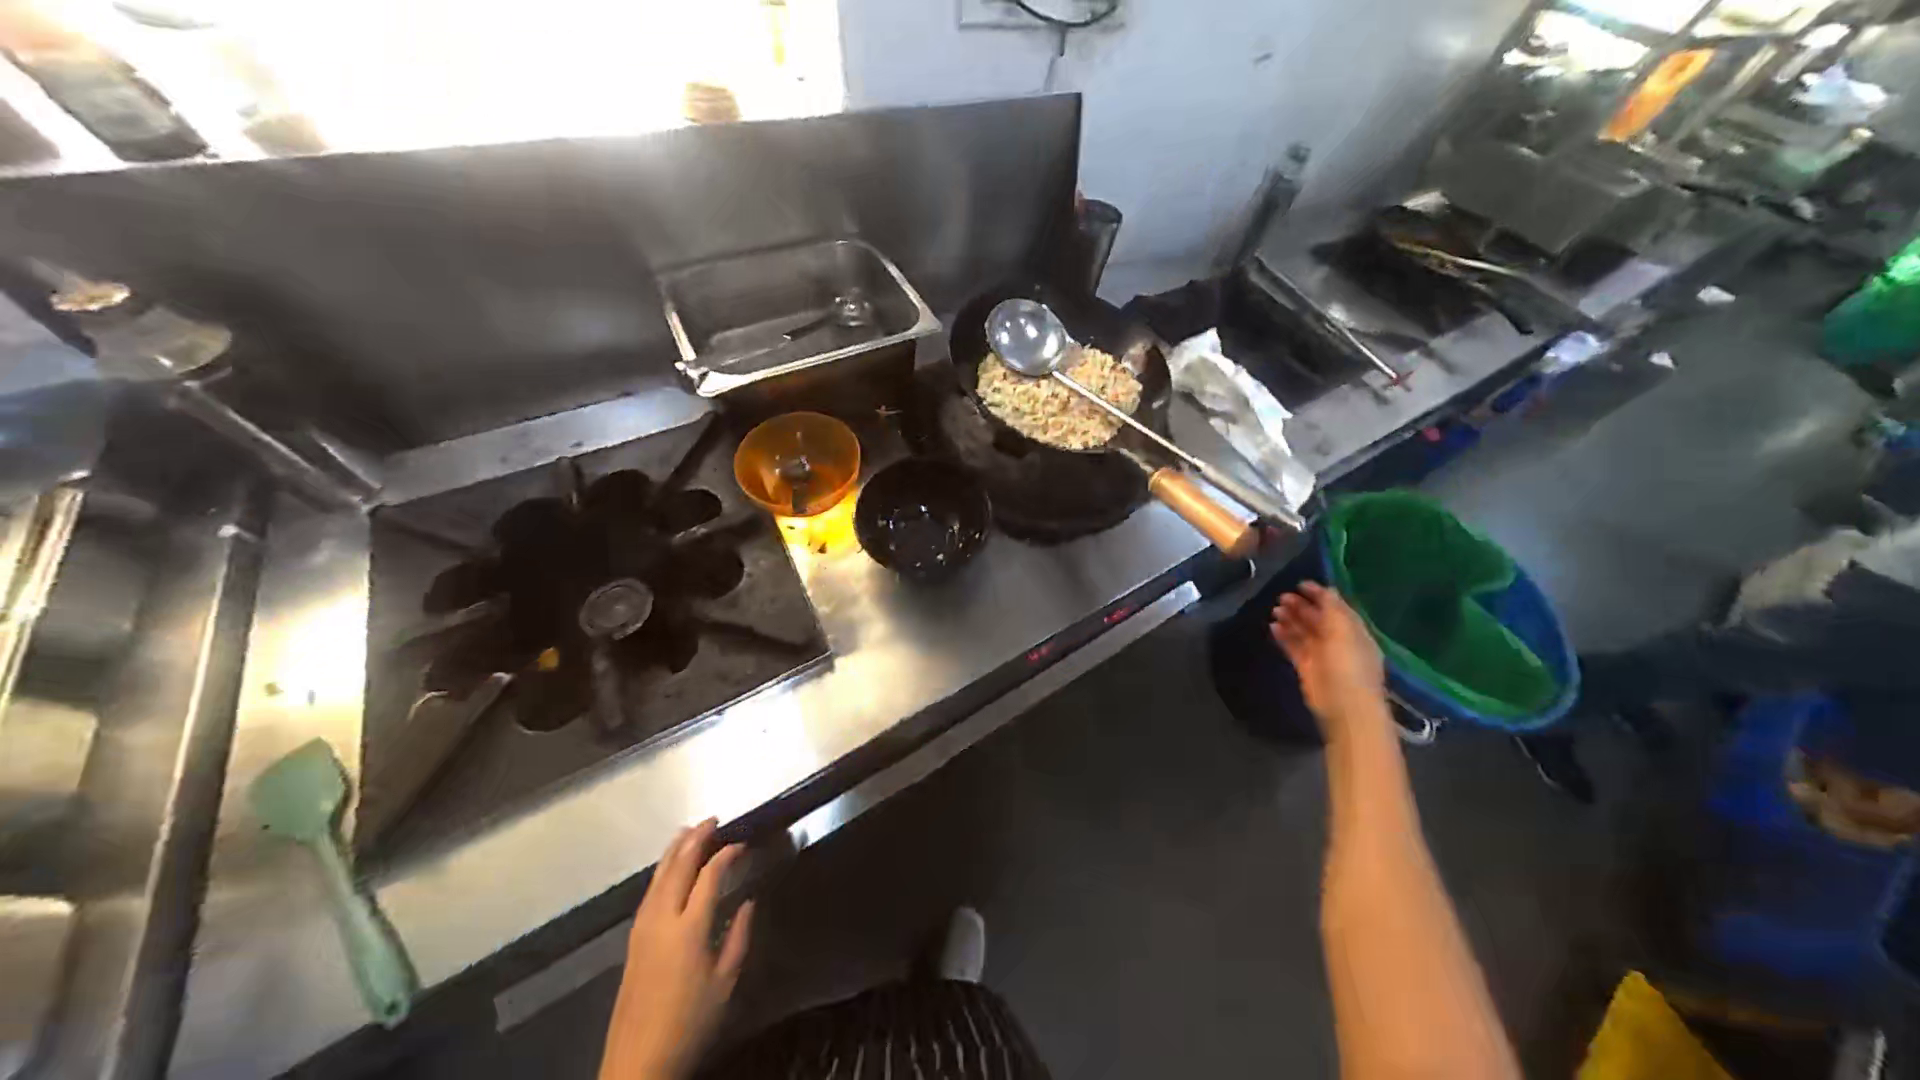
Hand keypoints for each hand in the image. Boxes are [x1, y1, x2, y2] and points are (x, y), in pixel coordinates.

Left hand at [600, 819, 752, 1079]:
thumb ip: (739, 935)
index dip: (726, 855)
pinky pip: (650, 891)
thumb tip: (748, 901)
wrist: (638, 1061)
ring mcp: (643, 927)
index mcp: (689, 927)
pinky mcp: (633, 938)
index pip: (709, 876)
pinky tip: (669, 867)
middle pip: (678, 866)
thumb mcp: (726, 981)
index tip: (741, 843)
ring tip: (690, 831)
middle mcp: (662, 918)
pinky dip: (662, 870)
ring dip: (675, 850)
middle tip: (713, 821)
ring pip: (659, 876)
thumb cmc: (690, 1022)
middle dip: (696, 839)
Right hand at [1269, 582, 1386, 737]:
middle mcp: (1339, 641)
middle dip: (1301, 606)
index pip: (1336, 607)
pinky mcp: (1306, 668)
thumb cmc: (1348, 665)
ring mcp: (1322, 655)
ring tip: (1275, 609)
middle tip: (1281, 596)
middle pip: (1318, 619)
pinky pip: (1293, 647)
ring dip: (1291, 619)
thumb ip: (1333, 609)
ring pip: (1304, 632)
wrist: (1344, 706)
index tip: (1300, 584)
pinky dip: (1284, 636)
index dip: (1320, 595)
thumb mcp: (1344, 631)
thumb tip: (1326, 590)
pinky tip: (1273, 626)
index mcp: (1354, 631)